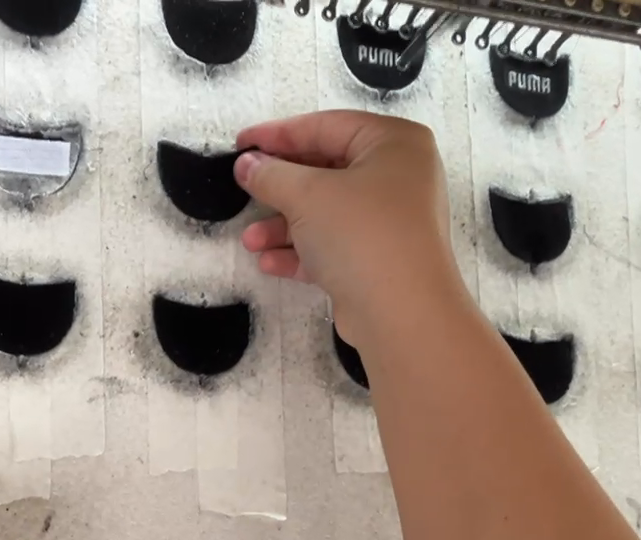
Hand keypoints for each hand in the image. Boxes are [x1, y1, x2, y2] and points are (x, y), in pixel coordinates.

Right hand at [234, 110, 468, 344]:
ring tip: (249, 241)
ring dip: (282, 226)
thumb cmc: (361, 234)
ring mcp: (387, 220)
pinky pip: (330, 246)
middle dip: (279, 188)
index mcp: (392, 143)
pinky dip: (299, 252)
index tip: (239, 145)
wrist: (401, 310)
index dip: (278, 135)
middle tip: (242, 191)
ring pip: (324, 213)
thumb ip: (272, 176)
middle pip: (324, 171)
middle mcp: (396, 176)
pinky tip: (268, 262)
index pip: (325, 127)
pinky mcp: (375, 259)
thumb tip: (245, 164)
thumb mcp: (308, 196)